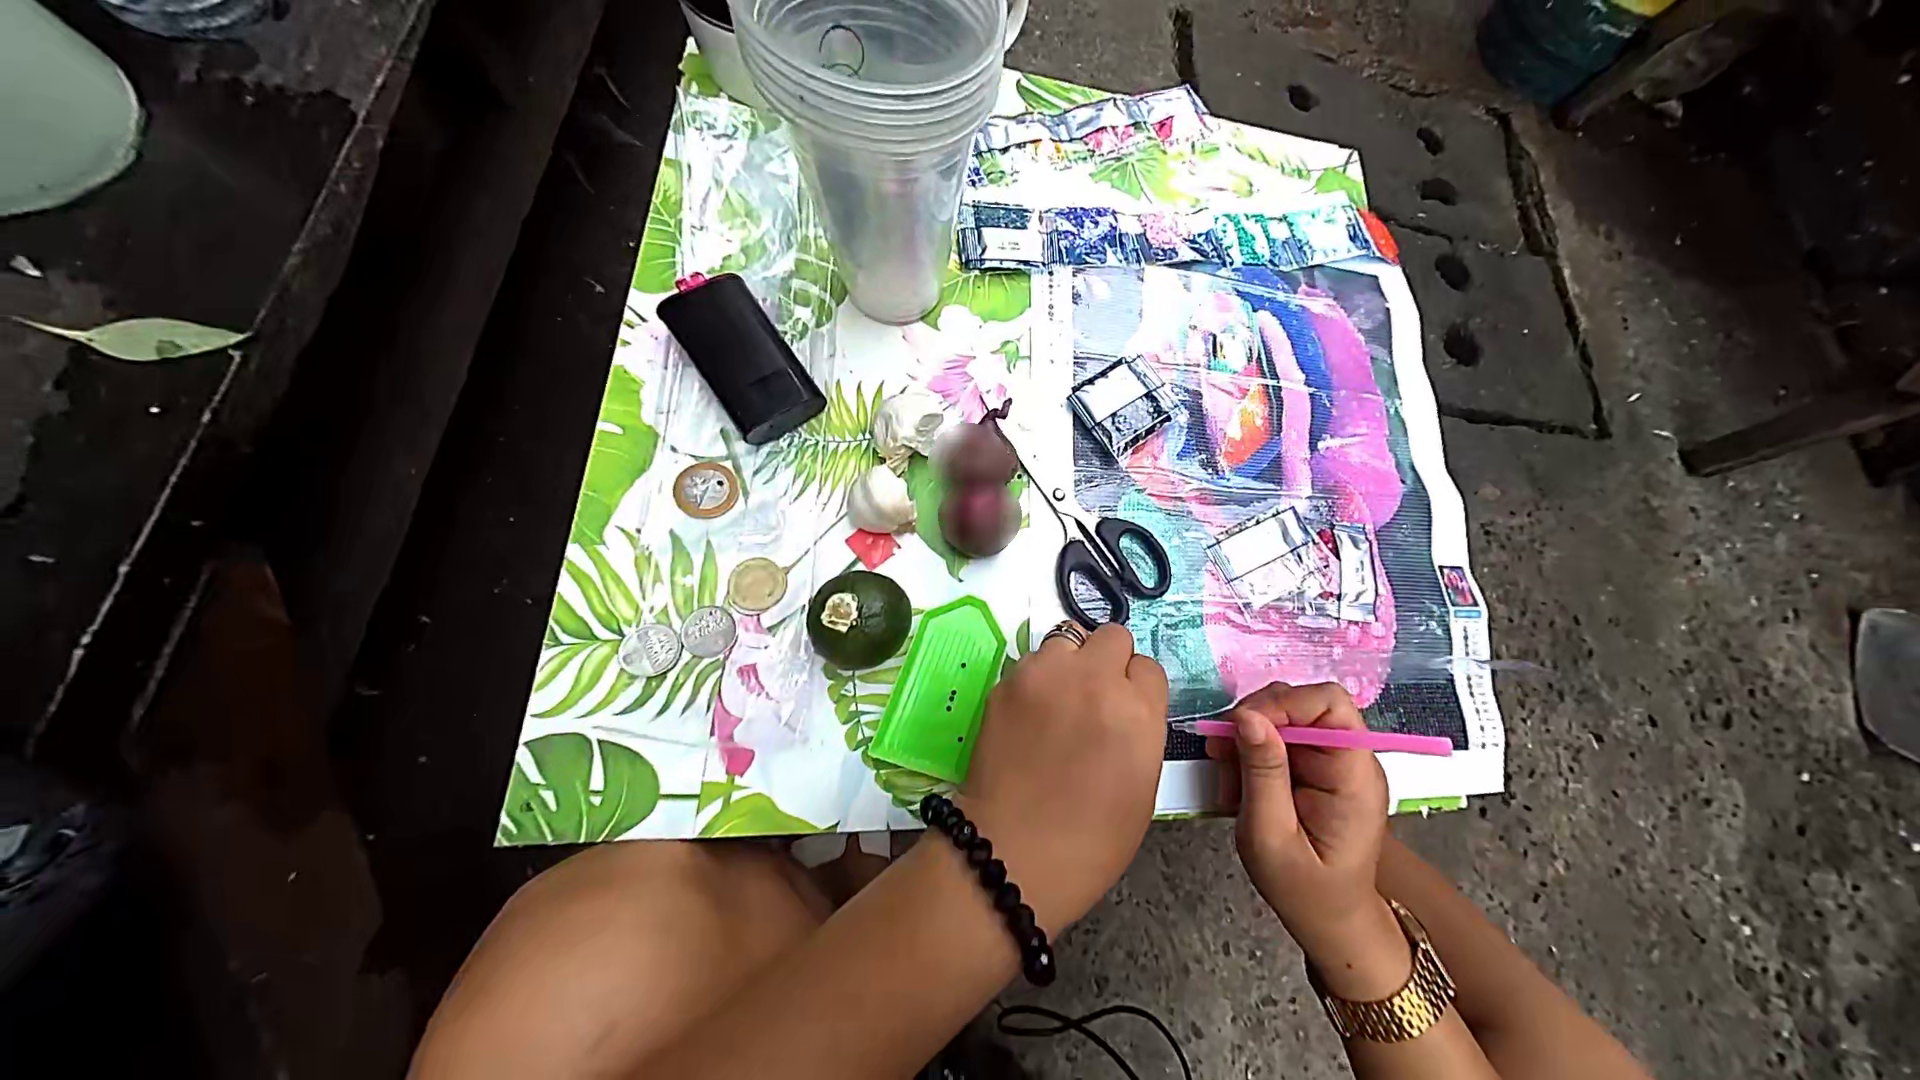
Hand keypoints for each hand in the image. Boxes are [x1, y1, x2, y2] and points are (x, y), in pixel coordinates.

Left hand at [957, 622, 1168, 931]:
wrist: (1013, 852)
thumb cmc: (1091, 839)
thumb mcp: (1143, 786)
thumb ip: (1142, 729)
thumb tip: (1128, 706)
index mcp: (1138, 711)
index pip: (1148, 666)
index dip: (1137, 687)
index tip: (1126, 706)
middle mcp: (1094, 680)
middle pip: (1112, 636)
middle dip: (1108, 661)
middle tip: (1094, 695)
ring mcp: (1046, 675)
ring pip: (1067, 638)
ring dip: (1069, 662)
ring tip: (1058, 700)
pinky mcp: (1007, 681)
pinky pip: (1031, 661)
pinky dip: (1036, 678)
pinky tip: (1029, 713)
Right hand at [1208, 682, 1408, 997]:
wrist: (1329, 922)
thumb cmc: (1303, 890)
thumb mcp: (1270, 834)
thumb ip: (1261, 771)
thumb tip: (1246, 714)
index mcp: (1353, 775)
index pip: (1329, 702)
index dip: (1282, 702)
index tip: (1241, 726)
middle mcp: (1348, 758)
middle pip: (1300, 702)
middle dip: (1254, 719)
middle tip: (1220, 751)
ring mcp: (1331, 761)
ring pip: (1281, 717)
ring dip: (1245, 737)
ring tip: (1225, 774)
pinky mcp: (1313, 767)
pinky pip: (1276, 738)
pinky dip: (1247, 752)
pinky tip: (1235, 781)